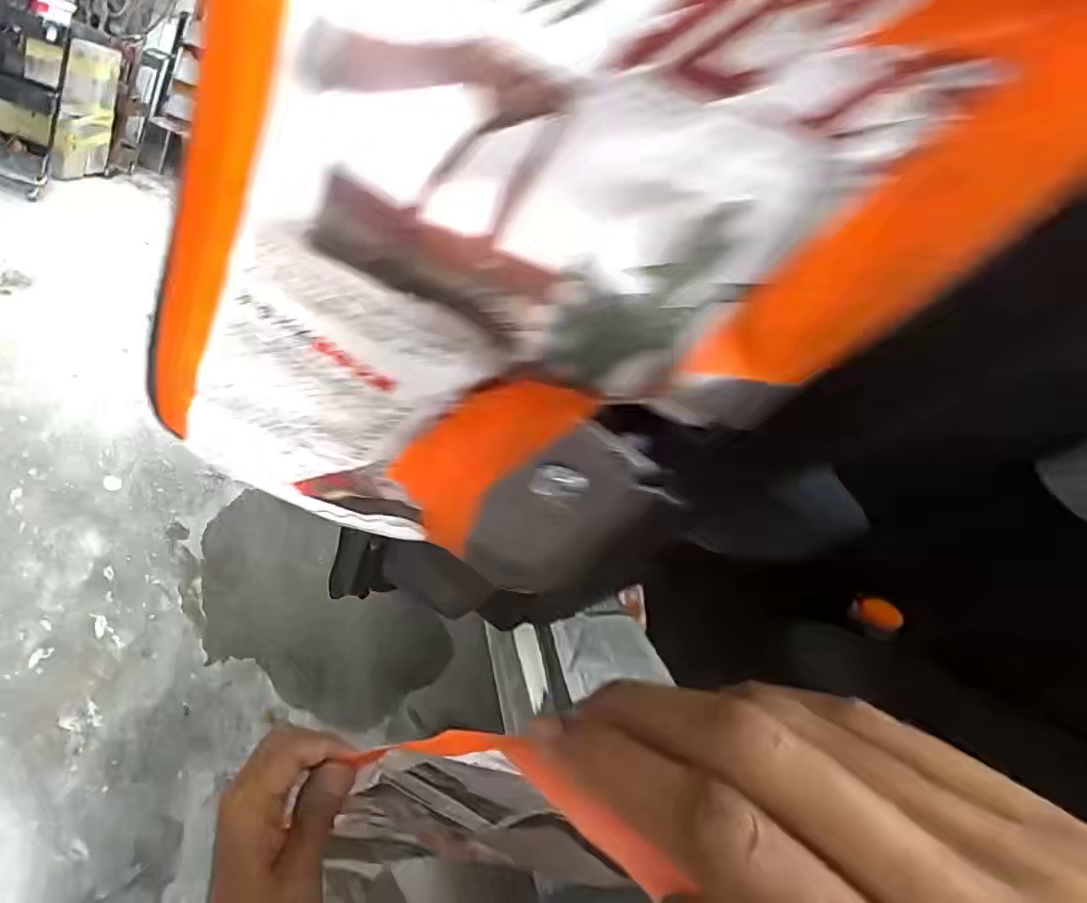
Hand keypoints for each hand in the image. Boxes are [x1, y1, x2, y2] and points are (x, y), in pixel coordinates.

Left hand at [211, 725, 358, 902]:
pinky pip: (270, 771)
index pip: (287, 747)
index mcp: (248, 798)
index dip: (325, 743)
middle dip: (318, 743)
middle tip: (359, 765)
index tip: (364, 759)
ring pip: (273, 752)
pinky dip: (298, 768)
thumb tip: (342, 764)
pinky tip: (322, 784)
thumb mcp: (301, 871)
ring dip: (309, 752)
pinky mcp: (243, 809)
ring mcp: (237, 796)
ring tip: (347, 772)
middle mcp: (237, 786)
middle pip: (277, 742)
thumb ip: (318, 813)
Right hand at [530, 681, 1086, 901]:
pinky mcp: (1058, 819)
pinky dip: (777, 708)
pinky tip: (739, 717)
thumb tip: (636, 830)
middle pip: (753, 747)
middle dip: (637, 715)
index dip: (613, 769)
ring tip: (645, 718)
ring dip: (693, 703)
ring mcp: (1036, 851)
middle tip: (579, 718)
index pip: (721, 829)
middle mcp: (974, 897)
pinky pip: (874, 724)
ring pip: (805, 718)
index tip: (549, 744)